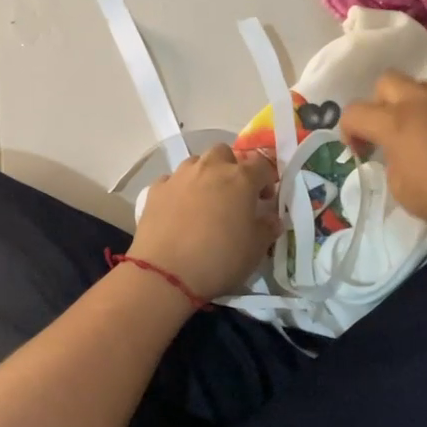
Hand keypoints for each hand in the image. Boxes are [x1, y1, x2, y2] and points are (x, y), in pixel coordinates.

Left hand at [130, 143, 280, 299]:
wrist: (166, 273)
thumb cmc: (220, 259)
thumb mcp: (255, 250)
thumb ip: (267, 228)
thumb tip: (271, 219)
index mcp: (240, 179)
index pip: (261, 165)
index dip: (266, 179)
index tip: (264, 199)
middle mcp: (209, 169)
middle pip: (224, 153)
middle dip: (231, 167)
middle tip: (233, 194)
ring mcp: (179, 177)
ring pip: (195, 163)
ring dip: (204, 175)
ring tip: (204, 201)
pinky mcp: (155, 191)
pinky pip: (171, 182)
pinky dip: (178, 191)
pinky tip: (178, 211)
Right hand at [340, 71, 426, 232]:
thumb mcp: (406, 194)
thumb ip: (394, 168)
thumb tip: (401, 156)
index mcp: (396, 123)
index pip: (354, 112)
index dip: (348, 131)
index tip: (361, 153)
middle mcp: (422, 100)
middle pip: (387, 81)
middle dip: (379, 105)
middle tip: (390, 136)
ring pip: (423, 88)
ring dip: (415, 109)